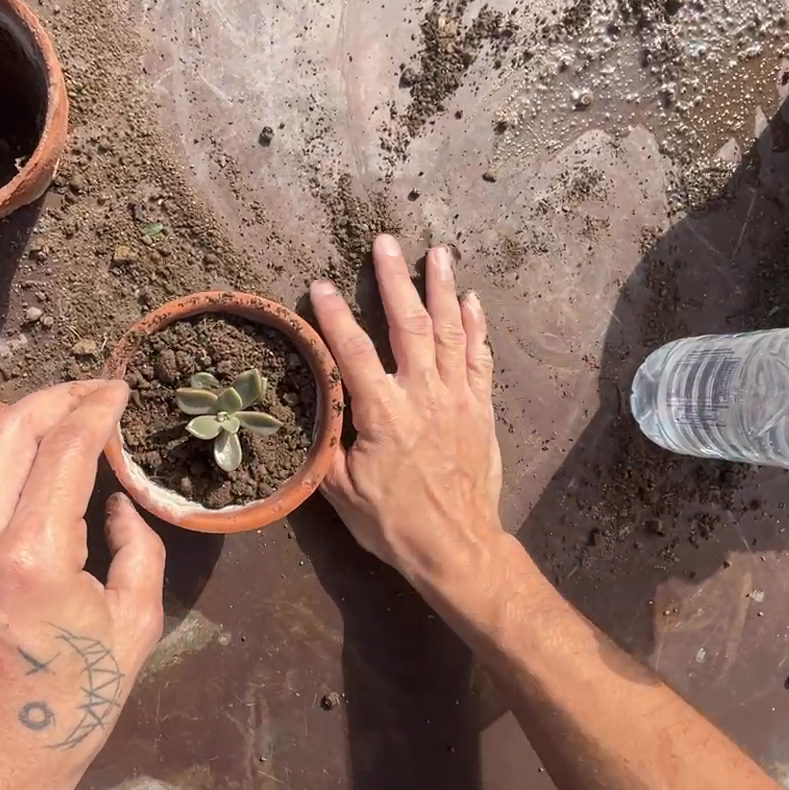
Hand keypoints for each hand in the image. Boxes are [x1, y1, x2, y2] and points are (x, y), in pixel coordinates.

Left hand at [0, 379, 165, 789]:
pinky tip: (26, 453)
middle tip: (96, 389)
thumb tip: (116, 501)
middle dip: (56, 396)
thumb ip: (139, 549)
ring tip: (65, 411)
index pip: (63, 450)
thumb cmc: (71, 707)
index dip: (96, 410)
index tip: (121, 392)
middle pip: (9, 430)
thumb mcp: (135, 628)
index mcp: (33, 557)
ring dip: (23, 418)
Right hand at [309, 235, 507, 600]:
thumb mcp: (341, 490)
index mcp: (383, 414)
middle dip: (395, 280)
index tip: (318, 285)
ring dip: (441, 288)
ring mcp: (457, 399)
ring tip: (437, 252)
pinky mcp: (480, 409)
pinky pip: (479, 358)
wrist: (457, 547)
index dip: (333, 316)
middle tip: (386, 242)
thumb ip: (325, 442)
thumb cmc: (393, 524)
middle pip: (408, 325)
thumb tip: (308, 406)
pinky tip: (471, 300)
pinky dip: (476, 326)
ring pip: (449, 331)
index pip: (353, 352)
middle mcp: (422, 395)